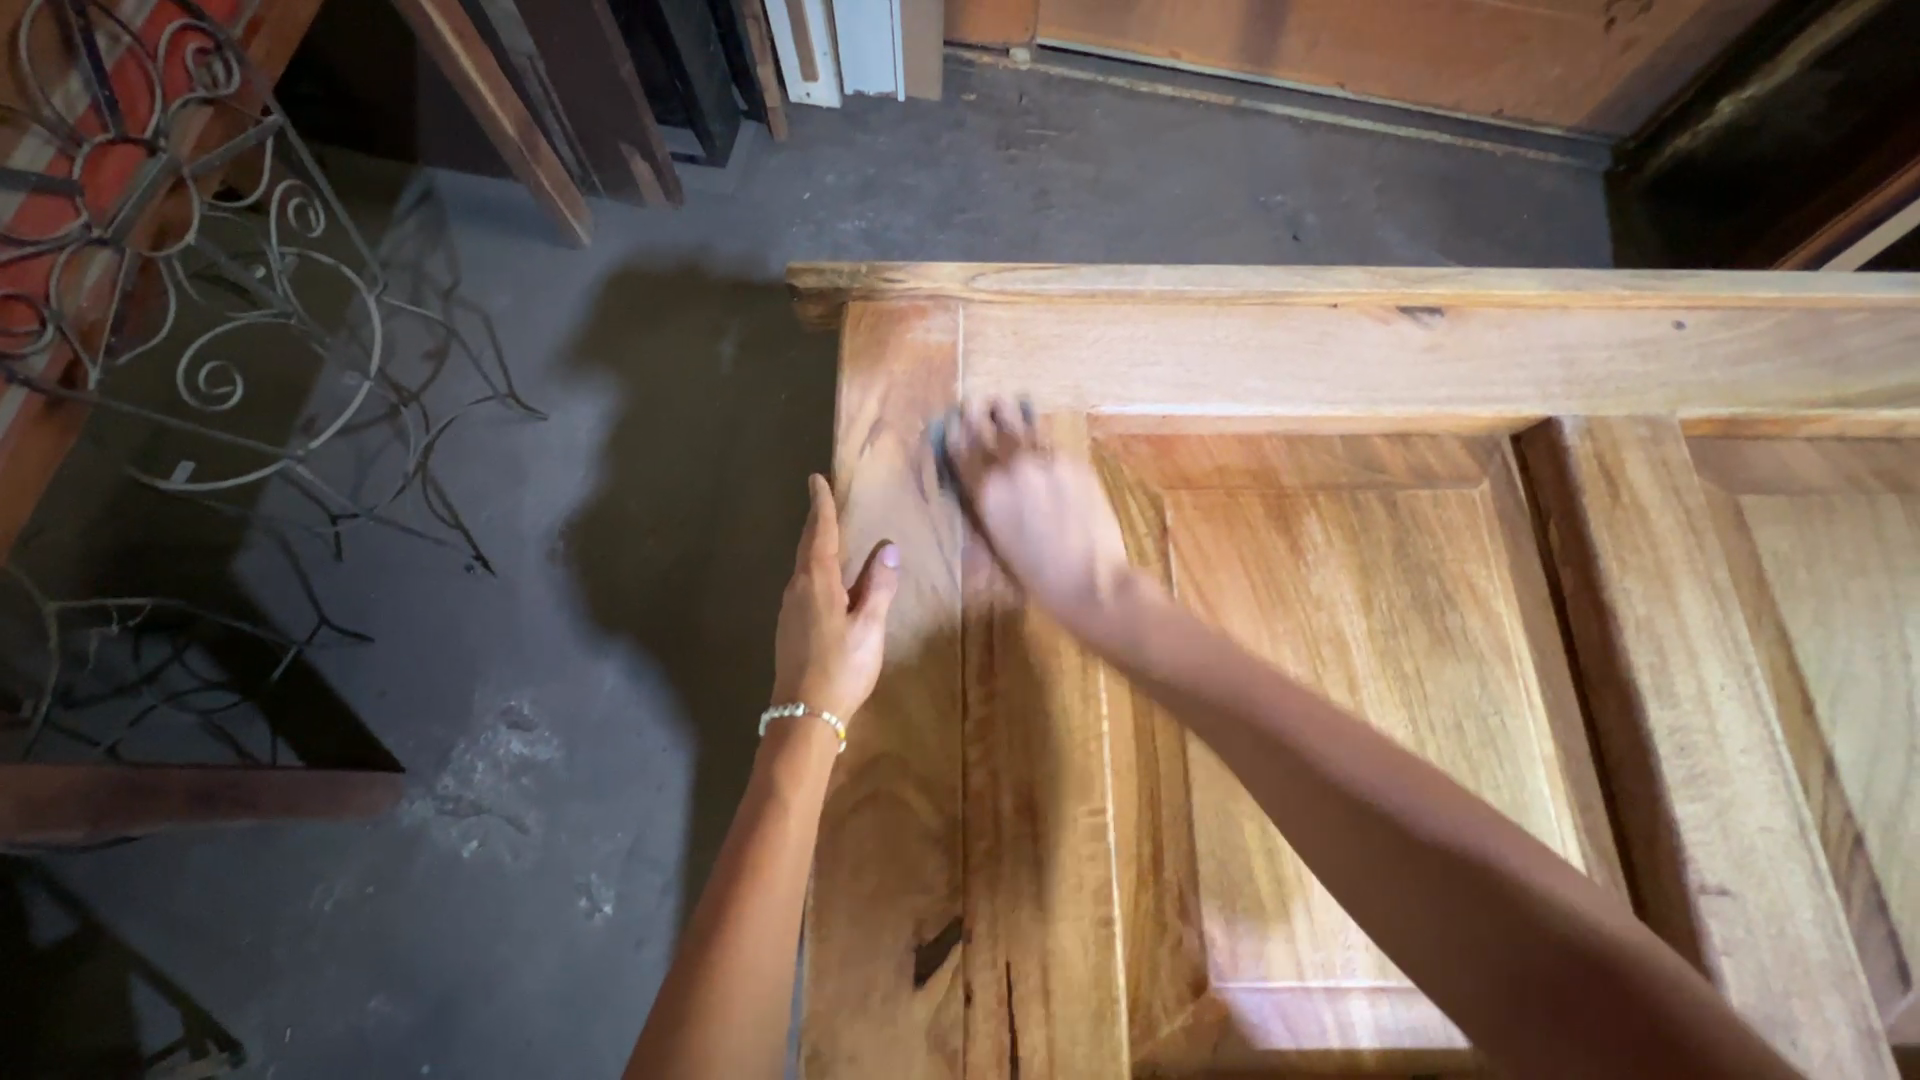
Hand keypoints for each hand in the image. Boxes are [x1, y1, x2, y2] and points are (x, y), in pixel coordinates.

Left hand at [770, 474, 899, 723]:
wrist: (804, 714)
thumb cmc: (841, 668)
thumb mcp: (869, 627)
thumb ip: (879, 586)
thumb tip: (889, 547)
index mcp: (817, 582)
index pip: (821, 534)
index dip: (821, 506)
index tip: (816, 480)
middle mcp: (797, 589)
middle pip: (808, 547)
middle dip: (817, 522)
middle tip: (823, 499)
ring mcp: (789, 610)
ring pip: (803, 567)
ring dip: (815, 546)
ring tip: (828, 534)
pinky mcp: (789, 628)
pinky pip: (803, 585)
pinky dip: (814, 570)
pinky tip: (826, 580)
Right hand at [944, 397, 1138, 637]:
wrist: (1090, 578)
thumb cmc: (1036, 576)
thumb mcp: (996, 545)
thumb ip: (984, 510)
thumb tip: (979, 489)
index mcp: (985, 493)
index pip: (961, 450)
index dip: (955, 431)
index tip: (953, 420)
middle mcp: (1010, 468)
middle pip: (988, 427)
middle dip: (979, 414)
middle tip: (975, 404)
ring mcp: (1044, 460)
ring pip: (1020, 424)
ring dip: (1008, 413)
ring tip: (1002, 403)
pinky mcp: (1072, 461)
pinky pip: (1048, 442)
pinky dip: (1037, 436)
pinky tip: (1034, 430)